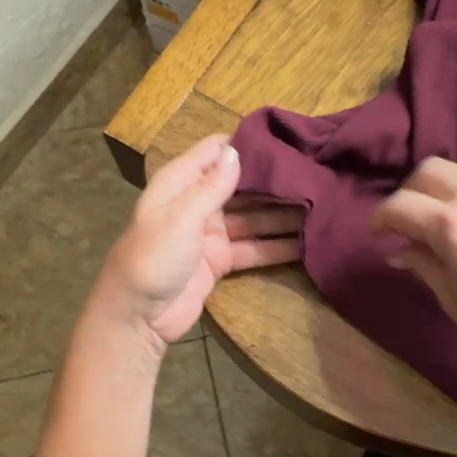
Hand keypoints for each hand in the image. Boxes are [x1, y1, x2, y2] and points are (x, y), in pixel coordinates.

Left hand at [90, 134, 303, 348]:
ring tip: (318, 207)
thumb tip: (237, 151)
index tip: (283, 140)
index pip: (215, 153)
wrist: (138, 316)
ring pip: (252, 219)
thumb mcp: (181, 217)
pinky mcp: (220, 262)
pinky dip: (276, 247)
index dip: (246, 144)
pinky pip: (253, 249)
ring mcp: (210, 234)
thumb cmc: (152, 259)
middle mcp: (197, 204)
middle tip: (312, 175)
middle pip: (240, 186)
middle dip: (272, 182)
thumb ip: (211, 187)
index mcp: (179, 184)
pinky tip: (305, 243)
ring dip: (281, 215)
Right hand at [369, 157, 456, 384]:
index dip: (380, 218)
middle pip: (428, 171)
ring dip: (442, 194)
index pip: (400, 205)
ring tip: (443, 228)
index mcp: (452, 226)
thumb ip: (423, 265)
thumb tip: (398, 249)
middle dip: (409, 194)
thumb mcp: (455, 300)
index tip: (377, 234)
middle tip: (407, 224)